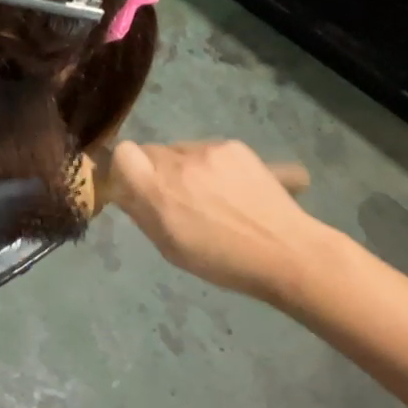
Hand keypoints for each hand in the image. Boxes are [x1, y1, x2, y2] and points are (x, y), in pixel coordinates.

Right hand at [107, 140, 335, 303]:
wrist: (285, 251)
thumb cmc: (222, 260)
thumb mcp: (169, 247)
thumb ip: (142, 213)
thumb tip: (125, 191)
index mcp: (157, 189)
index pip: (123, 153)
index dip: (125, 168)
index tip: (135, 187)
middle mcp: (178, 162)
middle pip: (151, 152)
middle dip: (156, 171)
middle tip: (176, 197)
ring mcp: (208, 150)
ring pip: (180, 150)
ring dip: (184, 167)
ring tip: (209, 195)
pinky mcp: (234, 146)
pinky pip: (208, 150)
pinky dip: (211, 165)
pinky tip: (231, 189)